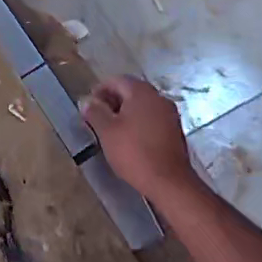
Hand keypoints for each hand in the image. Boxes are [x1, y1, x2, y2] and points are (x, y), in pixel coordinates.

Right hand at [80, 76, 196, 199]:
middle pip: (131, 92)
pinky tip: (130, 140)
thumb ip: (95, 112)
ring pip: (143, 107)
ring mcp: (170, 114)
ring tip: (111, 131)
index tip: (88, 105)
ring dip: (126, 114)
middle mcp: (158, 98)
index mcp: (141, 92)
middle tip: (97, 118)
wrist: (168, 180)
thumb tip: (87, 101)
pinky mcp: (174, 131)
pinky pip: (152, 120)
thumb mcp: (107, 131)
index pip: (117, 80)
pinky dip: (139, 124)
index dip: (100, 90)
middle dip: (112, 102)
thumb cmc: (134, 152)